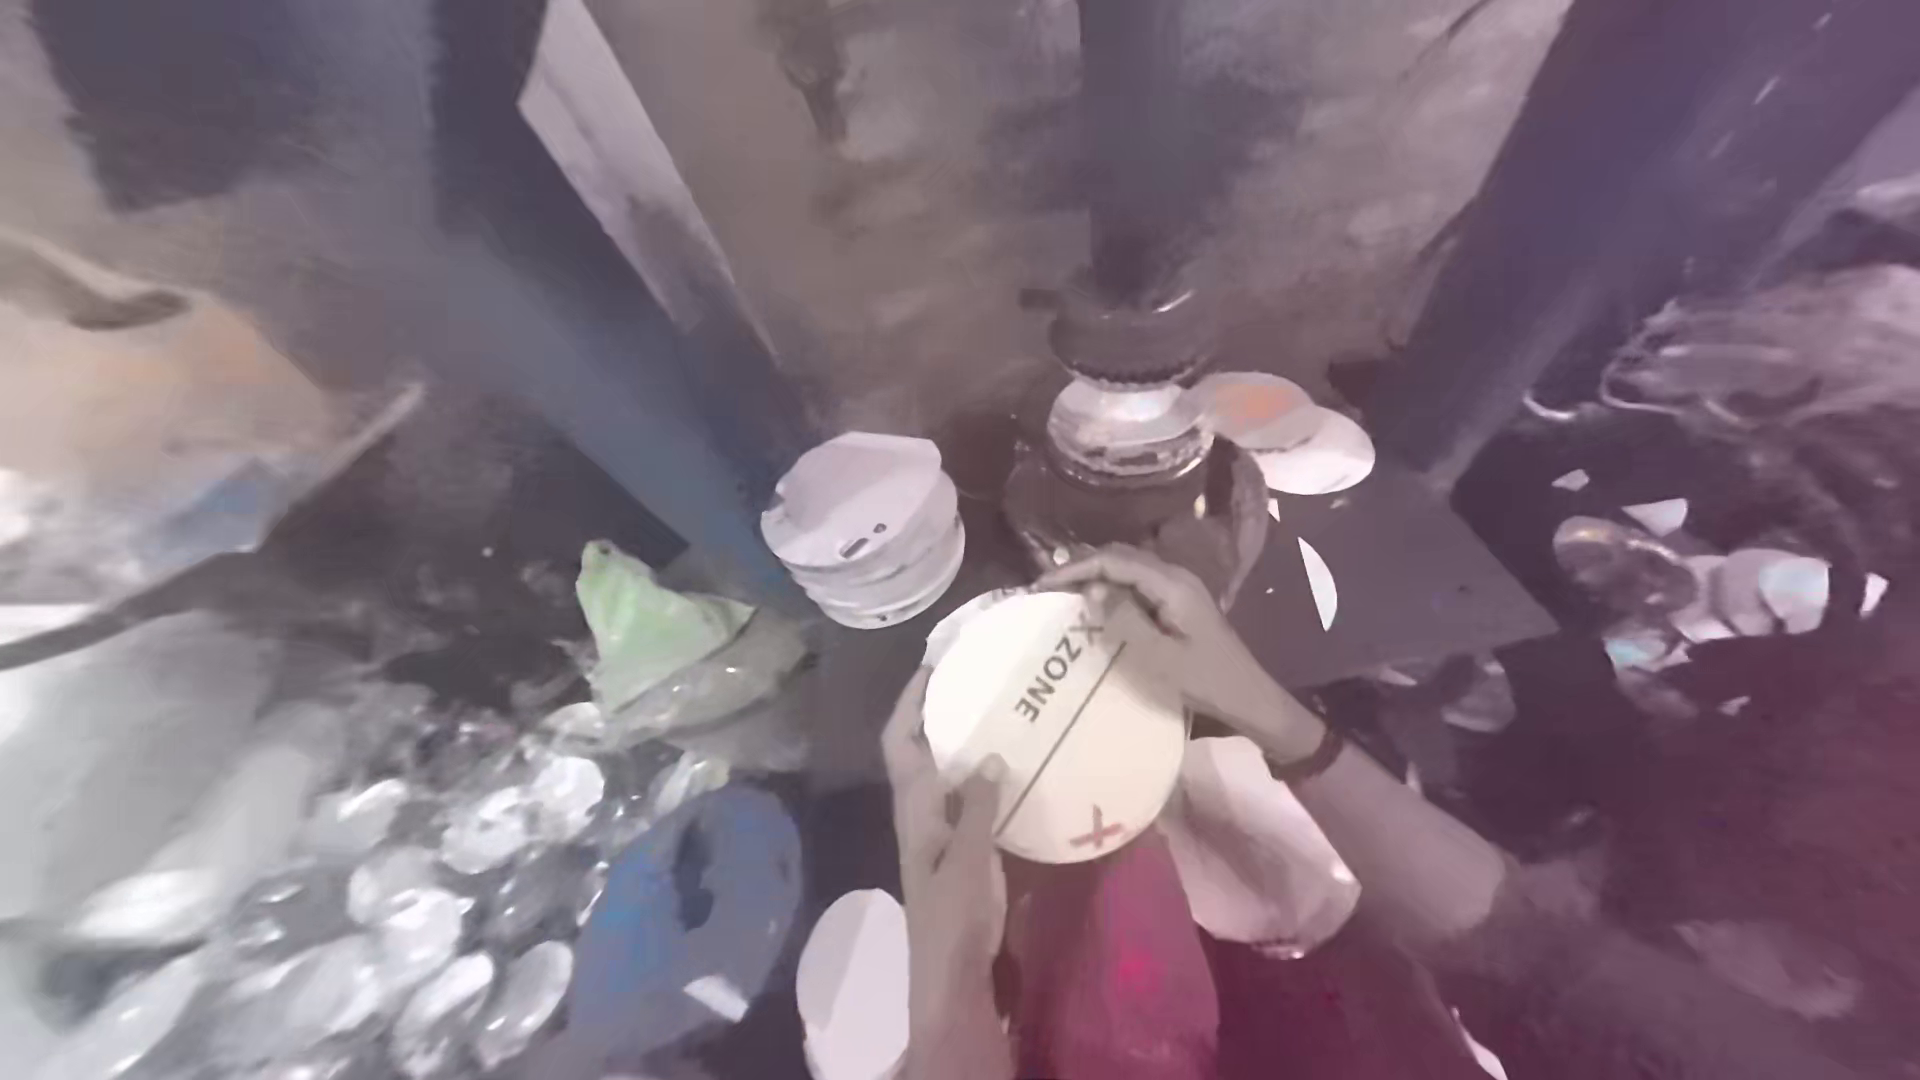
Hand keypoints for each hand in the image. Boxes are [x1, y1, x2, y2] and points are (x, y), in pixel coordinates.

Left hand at [882, 668, 1007, 1002]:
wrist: (950, 974)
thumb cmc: (953, 916)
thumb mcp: (968, 859)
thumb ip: (978, 806)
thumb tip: (988, 755)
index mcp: (913, 806)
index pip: (900, 739)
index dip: (910, 701)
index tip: (932, 666)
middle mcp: (919, 807)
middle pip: (915, 745)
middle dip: (932, 709)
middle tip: (966, 680)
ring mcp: (937, 823)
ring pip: (938, 765)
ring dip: (953, 735)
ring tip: (987, 708)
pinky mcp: (956, 838)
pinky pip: (961, 789)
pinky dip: (974, 766)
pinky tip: (1002, 760)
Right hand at [1037, 544, 1325, 762]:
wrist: (1249, 697)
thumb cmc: (1206, 680)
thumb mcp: (1158, 656)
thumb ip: (1123, 618)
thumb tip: (1090, 590)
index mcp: (1170, 584)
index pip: (1114, 560)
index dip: (1076, 568)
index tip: (1044, 584)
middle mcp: (1174, 575)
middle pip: (1119, 556)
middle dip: (1081, 566)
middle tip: (1047, 587)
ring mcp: (1177, 586)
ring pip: (1126, 566)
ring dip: (1094, 574)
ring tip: (1063, 591)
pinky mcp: (1176, 599)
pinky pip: (1136, 581)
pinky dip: (1110, 585)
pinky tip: (1094, 601)